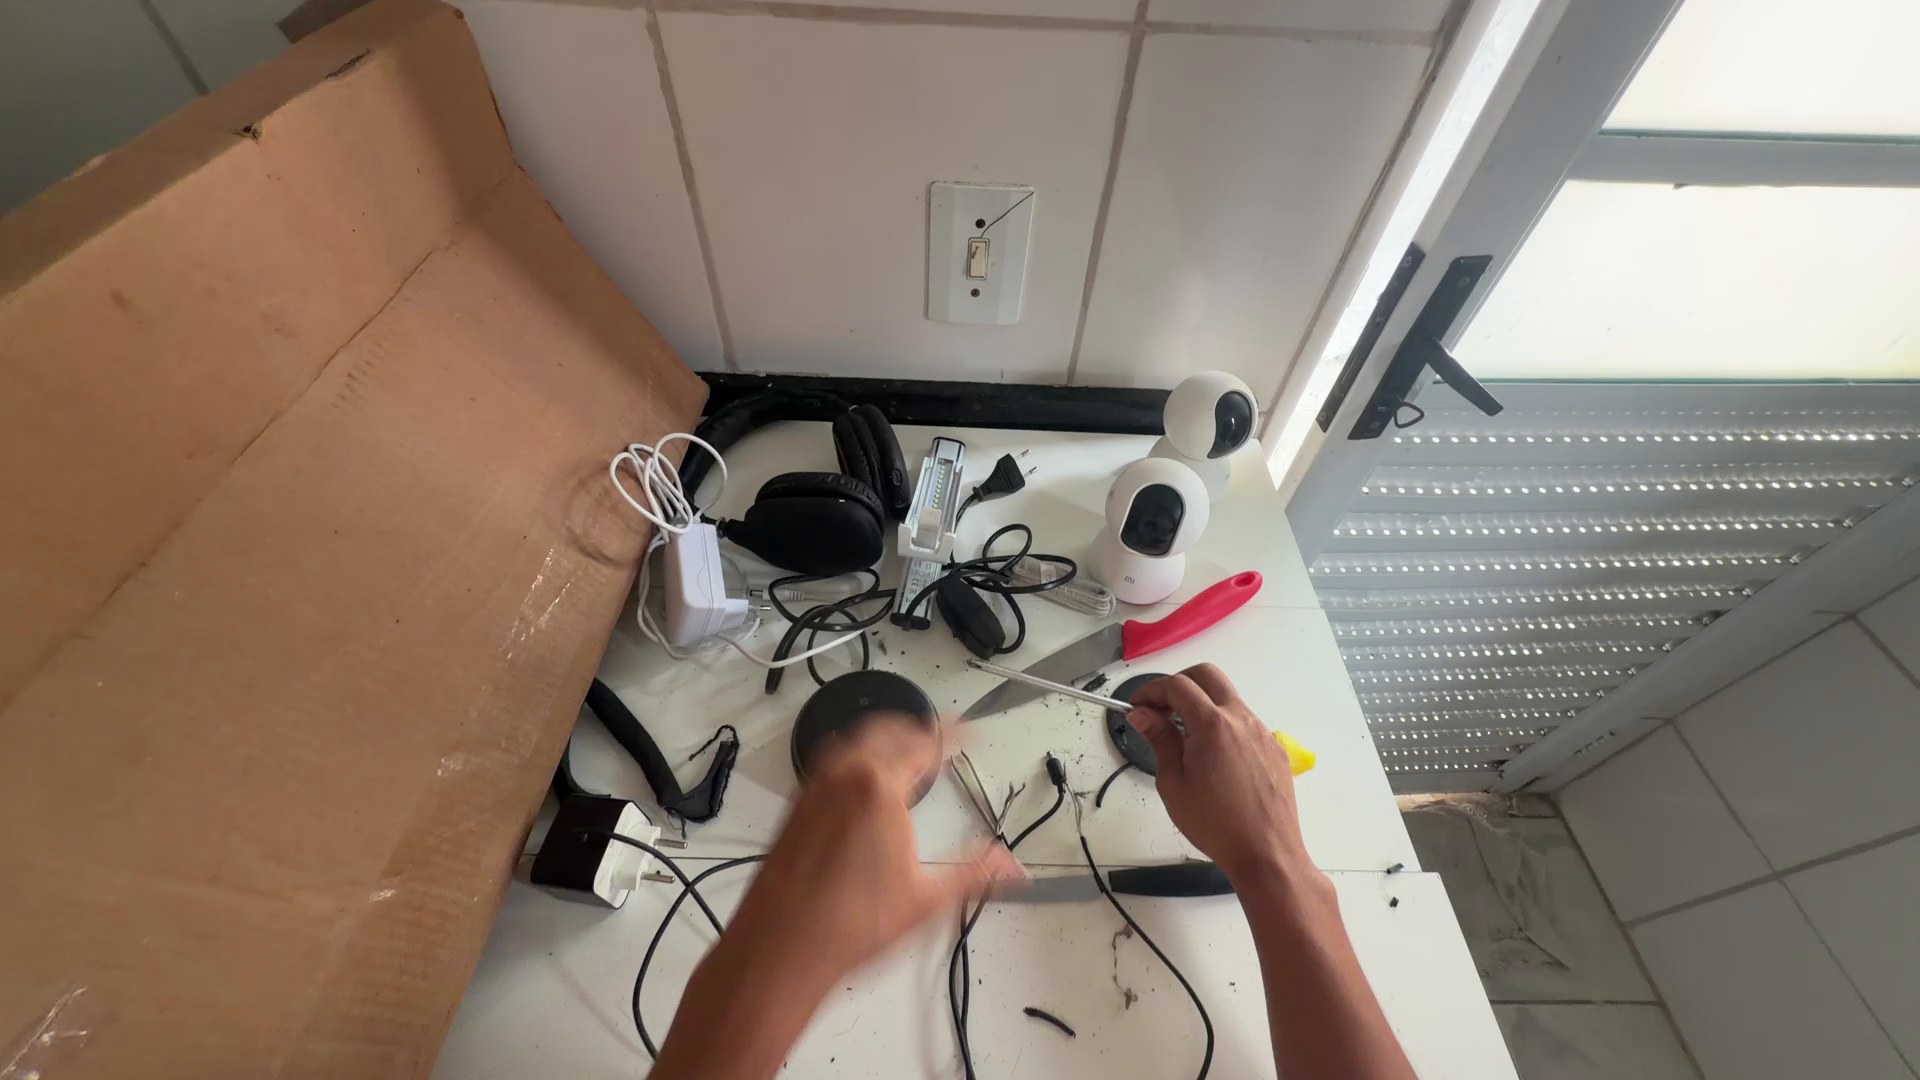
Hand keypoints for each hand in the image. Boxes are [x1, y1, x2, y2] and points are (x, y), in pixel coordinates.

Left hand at [652, 714, 1024, 1079]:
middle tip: (938, 734)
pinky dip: (852, 752)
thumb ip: (975, 875)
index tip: (968, 730)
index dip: (953, 734)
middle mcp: (845, 776)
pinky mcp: (796, 804)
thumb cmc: (843, 926)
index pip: (926, 744)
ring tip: (901, 744)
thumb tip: (1009, 866)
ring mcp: (816, 787)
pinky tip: (857, 775)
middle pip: (887, 730)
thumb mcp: (925, 901)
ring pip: (854, 738)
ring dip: (882, 734)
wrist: (779, 948)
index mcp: (880, 788)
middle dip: (916, 728)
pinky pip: (828, 758)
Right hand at [1128, 664, 1312, 883]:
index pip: (1177, 685)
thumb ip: (1159, 739)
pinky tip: (1214, 756)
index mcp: (1213, 724)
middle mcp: (1241, 719)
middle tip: (1161, 708)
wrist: (1267, 855)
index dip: (1151, 690)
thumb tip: (1142, 714)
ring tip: (1184, 736)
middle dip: (1179, 683)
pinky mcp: (1275, 749)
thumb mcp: (1173, 782)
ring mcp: (1263, 732)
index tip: (1138, 706)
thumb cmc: (1214, 823)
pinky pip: (1245, 722)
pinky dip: (1223, 724)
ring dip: (1202, 703)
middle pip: (1207, 676)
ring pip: (1228, 698)